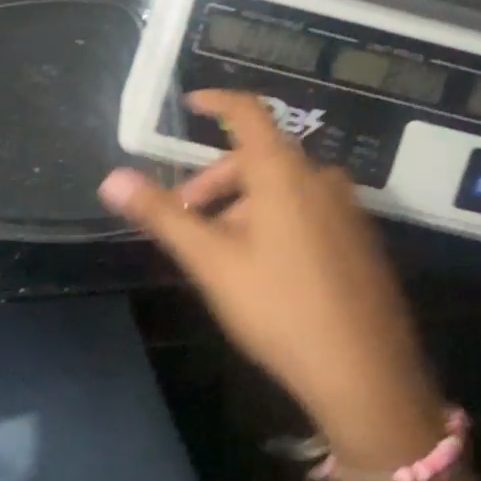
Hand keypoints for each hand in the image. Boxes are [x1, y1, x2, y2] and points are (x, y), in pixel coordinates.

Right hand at [99, 91, 444, 457]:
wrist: (369, 379)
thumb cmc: (280, 309)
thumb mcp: (210, 262)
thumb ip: (162, 215)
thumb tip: (111, 178)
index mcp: (283, 172)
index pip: (247, 111)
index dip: (216, 101)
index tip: (189, 106)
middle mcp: (320, 179)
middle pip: (258, 158)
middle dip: (214, 182)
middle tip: (185, 221)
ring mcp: (348, 211)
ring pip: (282, 188)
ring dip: (243, 206)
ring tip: (220, 252)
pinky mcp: (362, 242)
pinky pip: (308, 210)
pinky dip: (275, 220)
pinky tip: (264, 270)